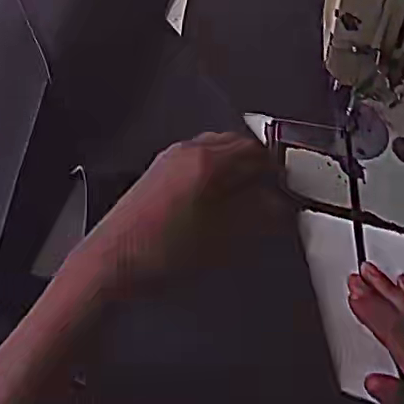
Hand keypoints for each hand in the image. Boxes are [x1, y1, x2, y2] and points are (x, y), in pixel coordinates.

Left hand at [63, 131, 278, 294]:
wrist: (114, 259)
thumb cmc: (162, 249)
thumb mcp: (221, 237)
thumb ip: (255, 215)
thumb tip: (278, 204)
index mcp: (204, 159)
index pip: (253, 149)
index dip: (276, 165)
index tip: (290, 182)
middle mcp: (186, 150)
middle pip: (233, 143)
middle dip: (256, 163)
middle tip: (274, 189)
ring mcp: (170, 158)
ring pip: (214, 149)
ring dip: (235, 166)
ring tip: (250, 197)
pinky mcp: (159, 170)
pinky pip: (197, 158)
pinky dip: (215, 171)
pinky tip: (219, 197)